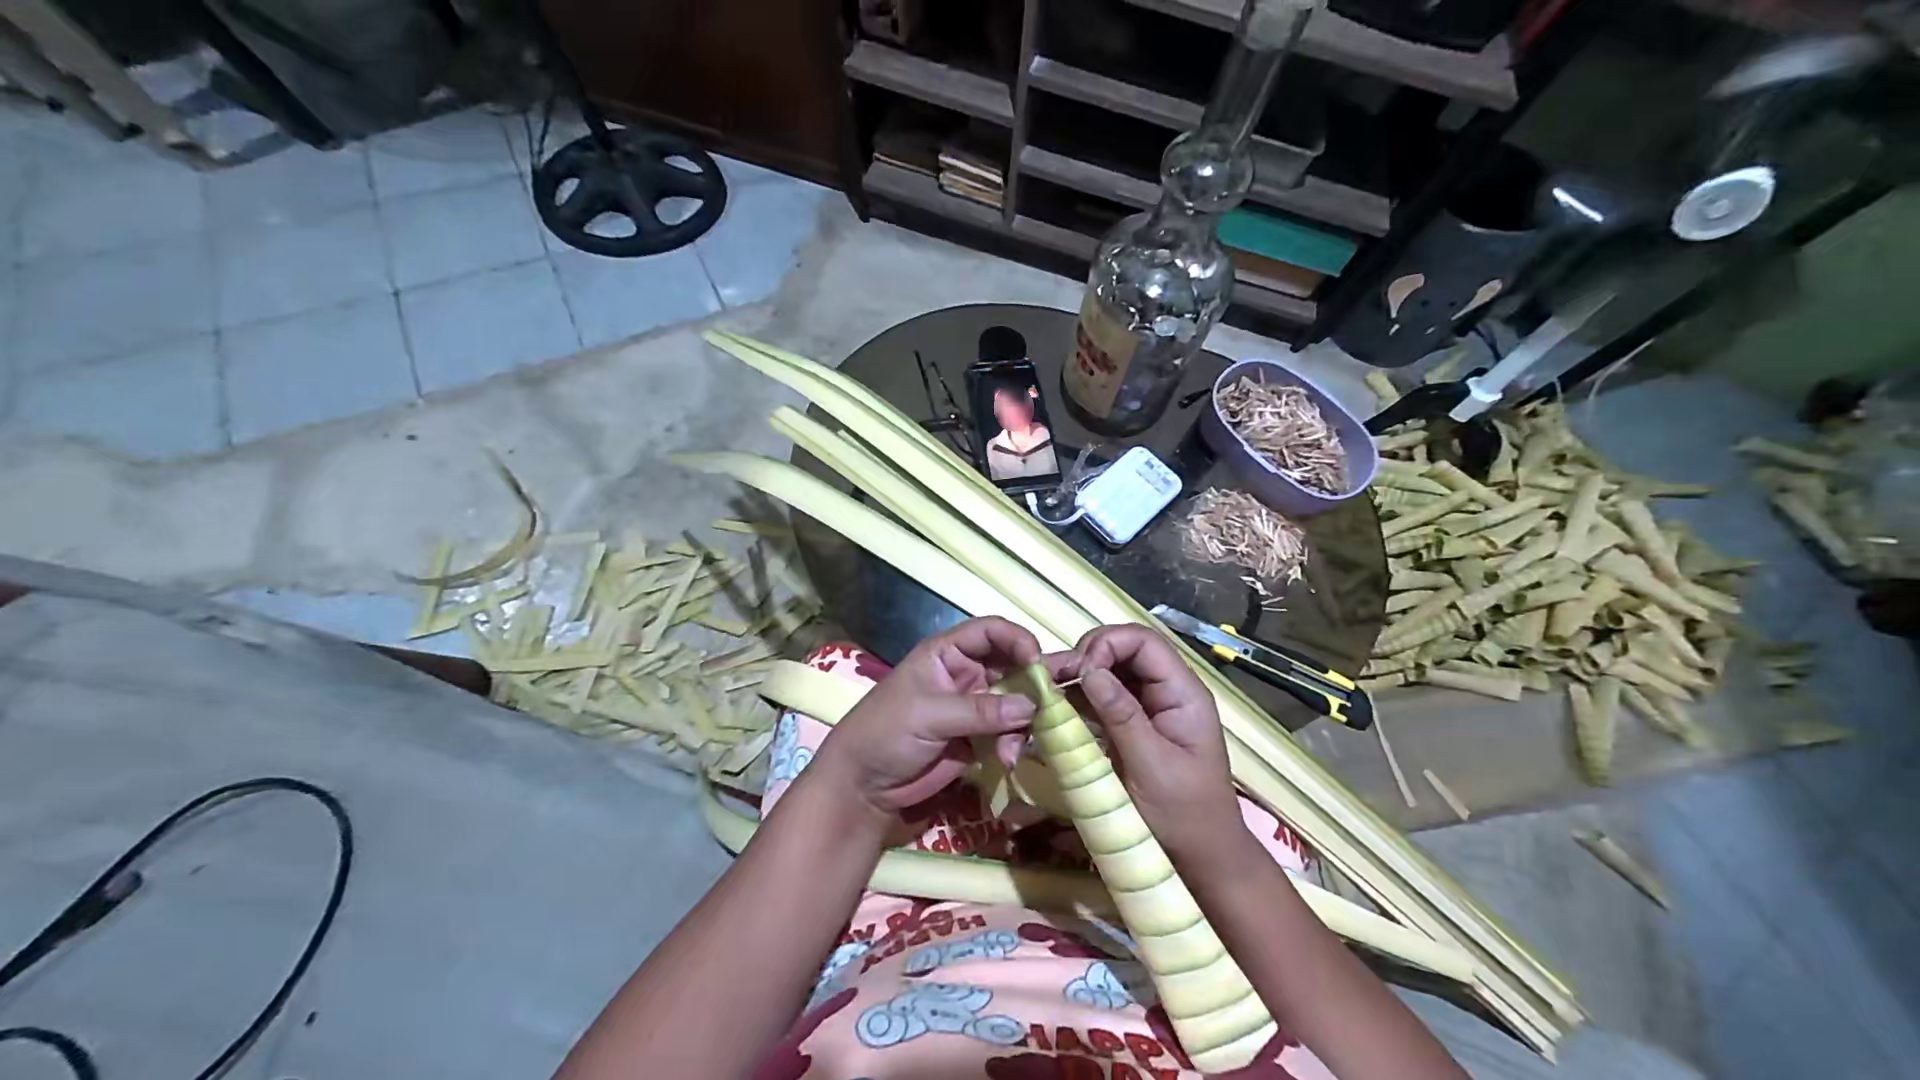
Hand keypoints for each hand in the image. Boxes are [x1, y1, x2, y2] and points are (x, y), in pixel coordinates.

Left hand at [814, 617, 1042, 820]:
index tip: (1036, 662)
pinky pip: (1010, 732)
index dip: (1017, 640)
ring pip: (1017, 702)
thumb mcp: (929, 715)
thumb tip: (1032, 706)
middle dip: (1033, 684)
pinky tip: (1008, 760)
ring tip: (1016, 745)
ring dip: (1025, 721)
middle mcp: (966, 673)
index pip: (991, 632)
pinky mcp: (979, 737)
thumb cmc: (885, 733)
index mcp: (947, 653)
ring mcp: (974, 706)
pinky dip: (1015, 743)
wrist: (863, 786)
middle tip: (1054, 704)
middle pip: (1012, 666)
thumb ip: (981, 710)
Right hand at [1048, 625, 1243, 858]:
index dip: (1106, 645)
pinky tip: (1055, 711)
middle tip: (1052, 681)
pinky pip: (1101, 699)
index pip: (1143, 642)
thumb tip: (1089, 671)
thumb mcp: (1151, 766)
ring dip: (1076, 679)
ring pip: (1107, 672)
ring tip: (1046, 694)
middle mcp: (1165, 691)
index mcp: (1182, 693)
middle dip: (1085, 658)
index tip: (1078, 672)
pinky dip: (1077, 700)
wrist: (1200, 858)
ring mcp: (1147, 708)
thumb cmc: (1184, 814)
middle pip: (1122, 650)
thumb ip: (1122, 716)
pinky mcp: (1129, 726)